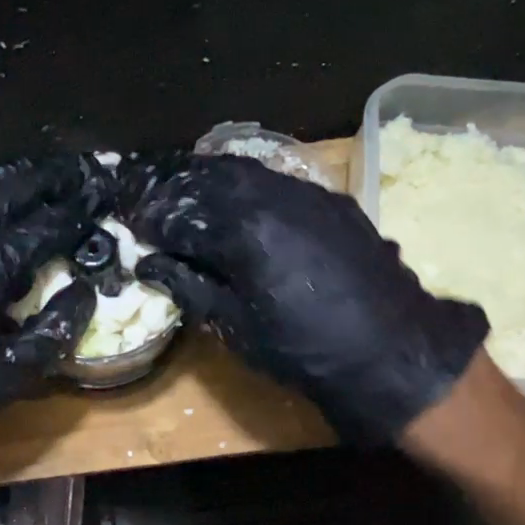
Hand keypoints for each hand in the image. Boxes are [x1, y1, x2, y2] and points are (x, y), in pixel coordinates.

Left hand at [0, 154, 110, 473]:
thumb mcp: (13, 373)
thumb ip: (56, 327)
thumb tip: (83, 290)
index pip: (43, 226)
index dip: (77, 211)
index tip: (102, 195)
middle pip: (8, 191)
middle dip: (48, 178)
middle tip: (78, 170)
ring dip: (9, 178)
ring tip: (37, 175)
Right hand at [132, 154, 486, 441]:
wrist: (392, 351)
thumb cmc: (304, 348)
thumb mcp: (235, 325)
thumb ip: (189, 286)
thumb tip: (150, 264)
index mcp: (243, 229)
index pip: (181, 215)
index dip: (151, 220)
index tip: (132, 225)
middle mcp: (274, 196)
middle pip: (210, 178)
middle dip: (176, 188)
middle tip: (155, 203)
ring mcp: (308, 193)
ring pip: (247, 173)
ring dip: (212, 182)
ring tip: (191, 200)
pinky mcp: (333, 201)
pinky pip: (279, 182)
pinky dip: (249, 189)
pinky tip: (242, 208)